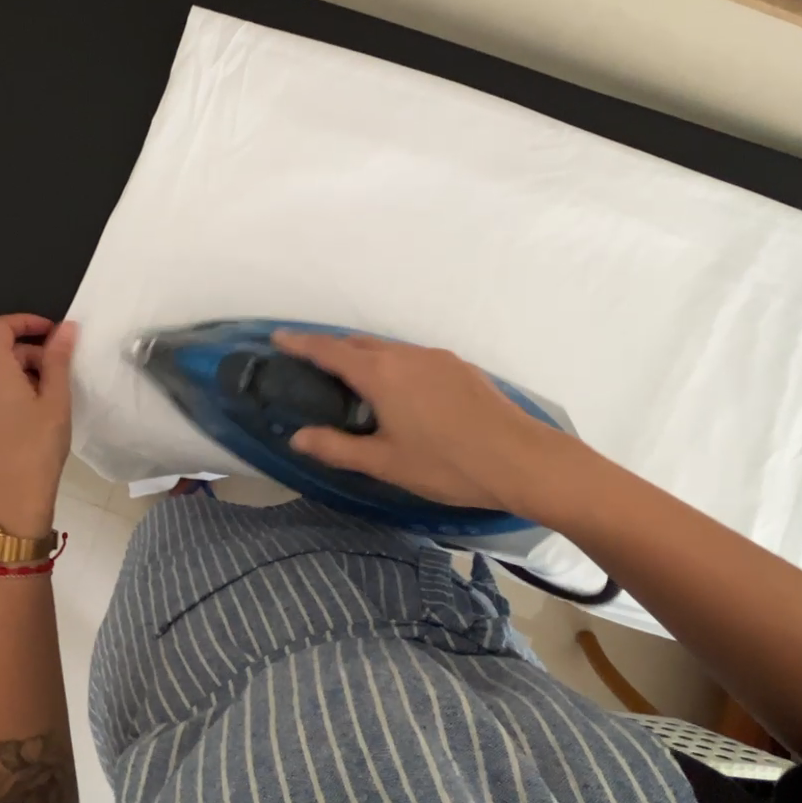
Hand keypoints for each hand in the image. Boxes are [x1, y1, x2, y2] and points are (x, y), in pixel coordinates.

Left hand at [0, 314, 77, 536]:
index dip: (25, 322)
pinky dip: (6, 389)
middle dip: (27, 352)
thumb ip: (58, 358)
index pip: (0, 328)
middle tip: (55, 371)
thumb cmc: (40, 443)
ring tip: (44, 393)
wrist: (18, 493)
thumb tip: (65, 327)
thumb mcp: (57, 398)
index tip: (51, 333)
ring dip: (16, 371)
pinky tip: (29, 412)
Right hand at [272, 331, 606, 525]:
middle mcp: (405, 355)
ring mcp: (436, 358)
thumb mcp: (386, 462)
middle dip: (331, 349)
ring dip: (365, 357)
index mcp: (381, 374)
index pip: (329, 350)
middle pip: (358, 343)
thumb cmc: (448, 465)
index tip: (277, 338)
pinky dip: (392, 365)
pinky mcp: (459, 367)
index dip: (300, 343)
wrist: (524, 460)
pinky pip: (412, 358)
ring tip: (354, 382)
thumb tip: (298, 436)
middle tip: (311, 366)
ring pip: (389, 349)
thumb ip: (338, 447)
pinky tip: (400, 393)